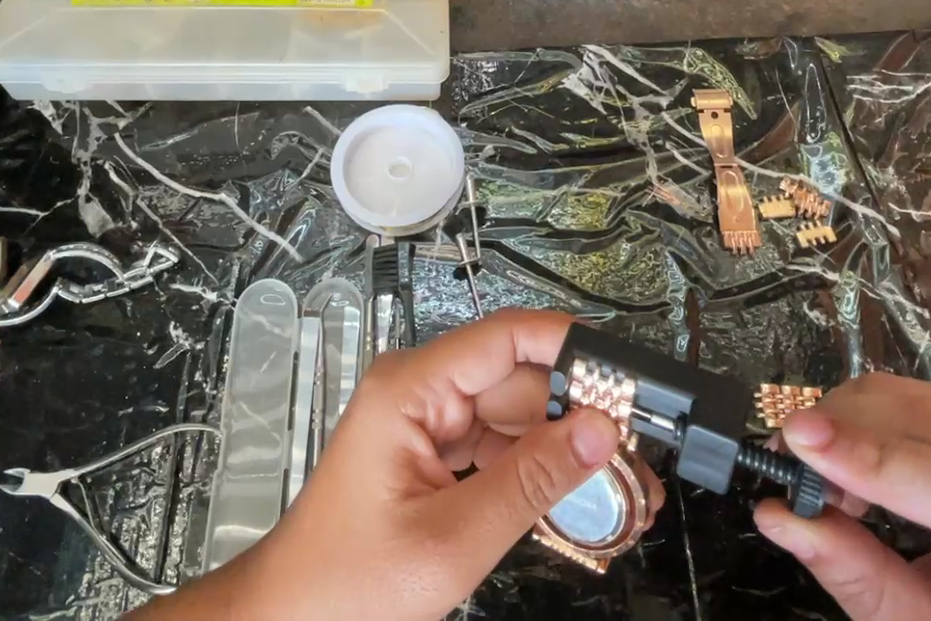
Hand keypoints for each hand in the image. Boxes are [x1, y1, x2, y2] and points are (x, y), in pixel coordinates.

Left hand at [135, 309, 663, 619]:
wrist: (293, 616)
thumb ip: (531, 481)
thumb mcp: (452, 538)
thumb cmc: (350, 581)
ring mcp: (428, 417)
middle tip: (636, 451)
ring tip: (620, 478)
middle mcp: (421, 388)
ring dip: (563, 444)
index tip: (624, 373)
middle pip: (517, 380)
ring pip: (514, 413)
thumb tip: (598, 430)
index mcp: (412, 387)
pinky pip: (498, 442)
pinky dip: (535, 466)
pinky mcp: (435, 447)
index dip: (568, 345)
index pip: (504, 338)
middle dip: (577, 412)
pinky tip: (576, 491)